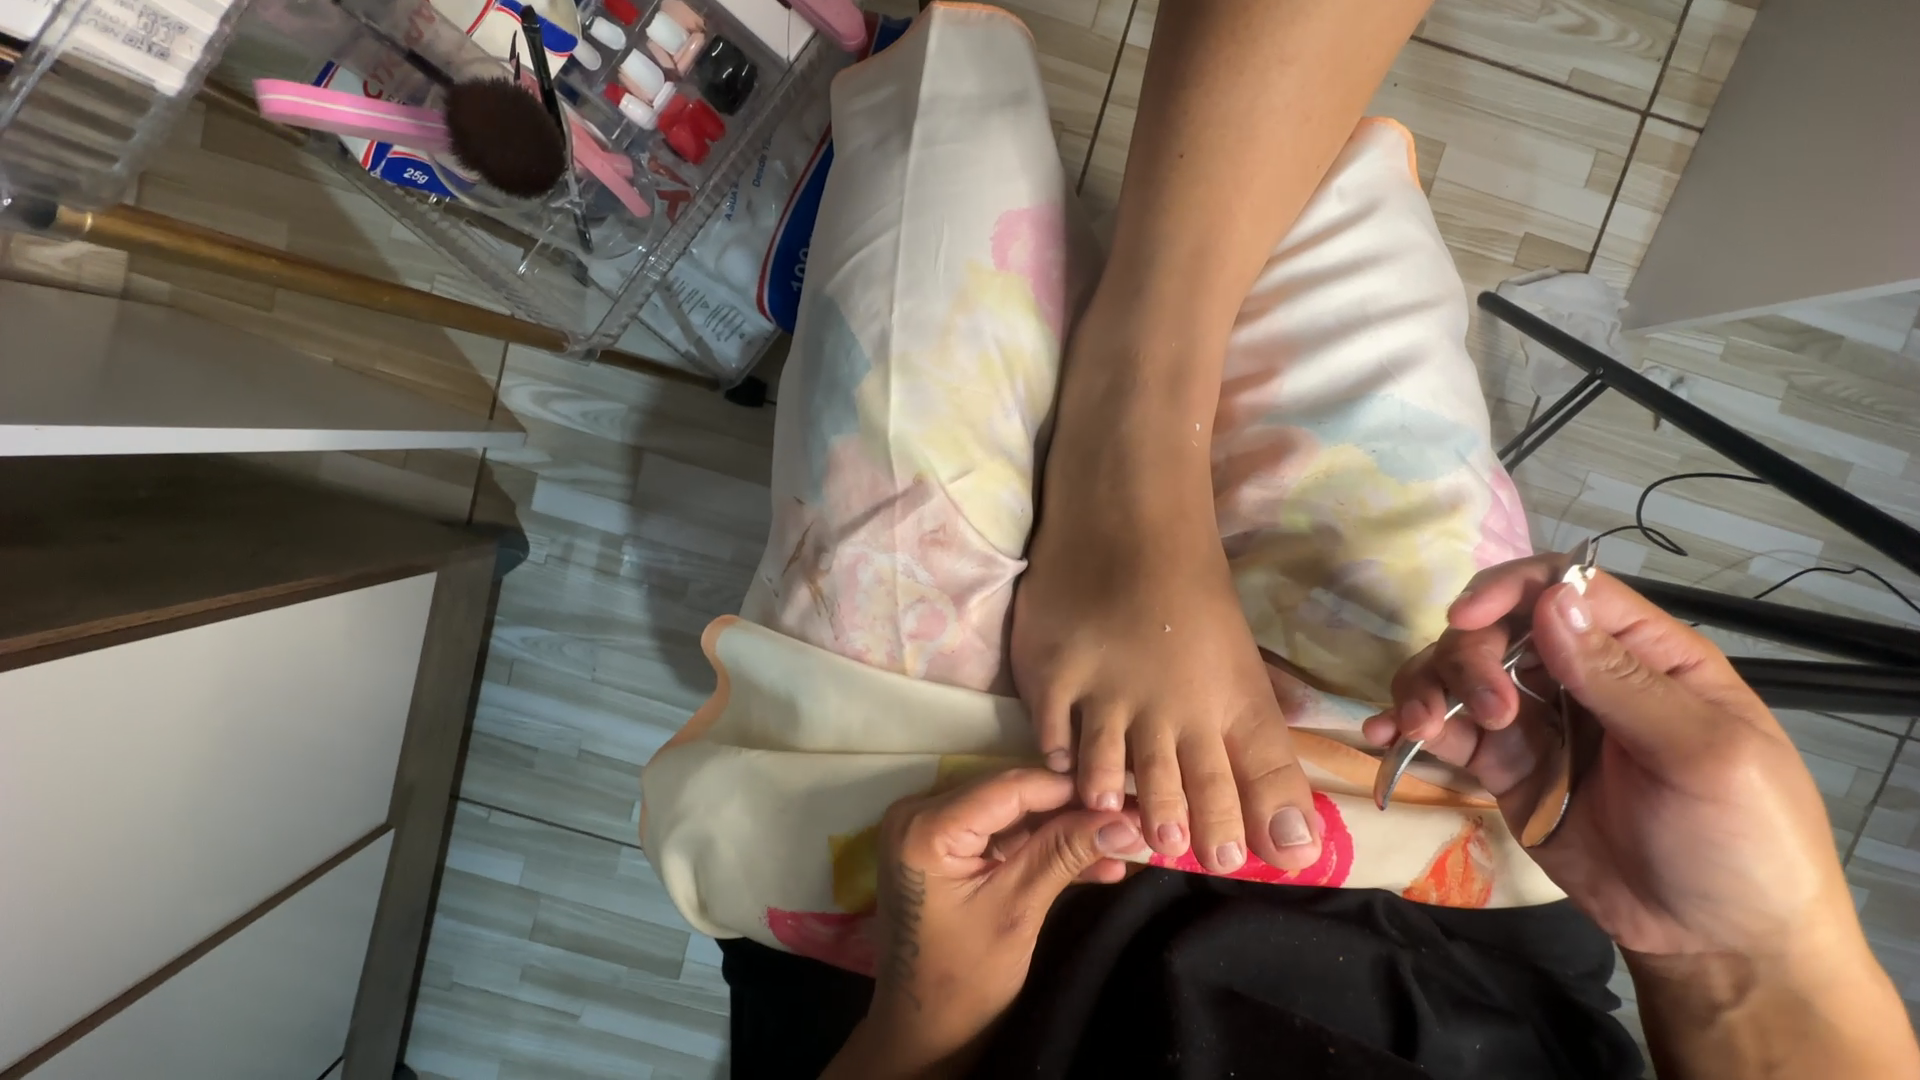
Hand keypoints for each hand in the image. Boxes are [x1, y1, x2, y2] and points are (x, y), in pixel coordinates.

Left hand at [829, 769, 1144, 1078]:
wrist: (923, 1034)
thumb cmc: (961, 982)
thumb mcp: (1016, 912)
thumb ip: (1064, 853)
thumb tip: (1124, 819)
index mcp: (925, 825)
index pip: (1010, 787)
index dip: (1071, 788)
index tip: (1127, 797)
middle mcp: (920, 812)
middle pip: (1012, 796)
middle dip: (1073, 809)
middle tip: (1131, 817)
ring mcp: (931, 828)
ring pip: (1013, 814)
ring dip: (1065, 830)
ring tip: (1124, 841)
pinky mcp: (946, 846)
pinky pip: (1002, 834)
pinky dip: (1042, 846)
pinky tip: (1094, 858)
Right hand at [1012, 502, 1323, 874]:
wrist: (1127, 522)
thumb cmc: (1192, 588)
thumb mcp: (1244, 662)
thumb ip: (1261, 740)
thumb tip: (1291, 820)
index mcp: (1221, 698)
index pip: (1243, 777)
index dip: (1249, 823)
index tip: (1248, 864)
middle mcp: (1168, 705)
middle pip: (1178, 780)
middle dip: (1189, 824)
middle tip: (1186, 856)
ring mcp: (1105, 690)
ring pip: (1112, 764)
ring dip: (1121, 797)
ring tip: (1124, 825)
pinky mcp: (1053, 673)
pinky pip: (1053, 729)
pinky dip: (1057, 752)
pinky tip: (1059, 770)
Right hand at [1367, 555, 1919, 1076]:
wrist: (1711, 942)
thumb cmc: (1741, 842)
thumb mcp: (1704, 756)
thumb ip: (1623, 678)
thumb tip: (1552, 598)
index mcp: (1643, 656)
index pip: (1564, 589)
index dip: (1508, 590)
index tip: (1464, 619)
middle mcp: (1577, 675)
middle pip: (1494, 629)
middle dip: (1467, 659)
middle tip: (1485, 714)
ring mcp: (1533, 719)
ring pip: (1455, 671)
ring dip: (1425, 686)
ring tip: (1417, 726)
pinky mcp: (1499, 763)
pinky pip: (1442, 727)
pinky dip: (1404, 723)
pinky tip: (1384, 736)